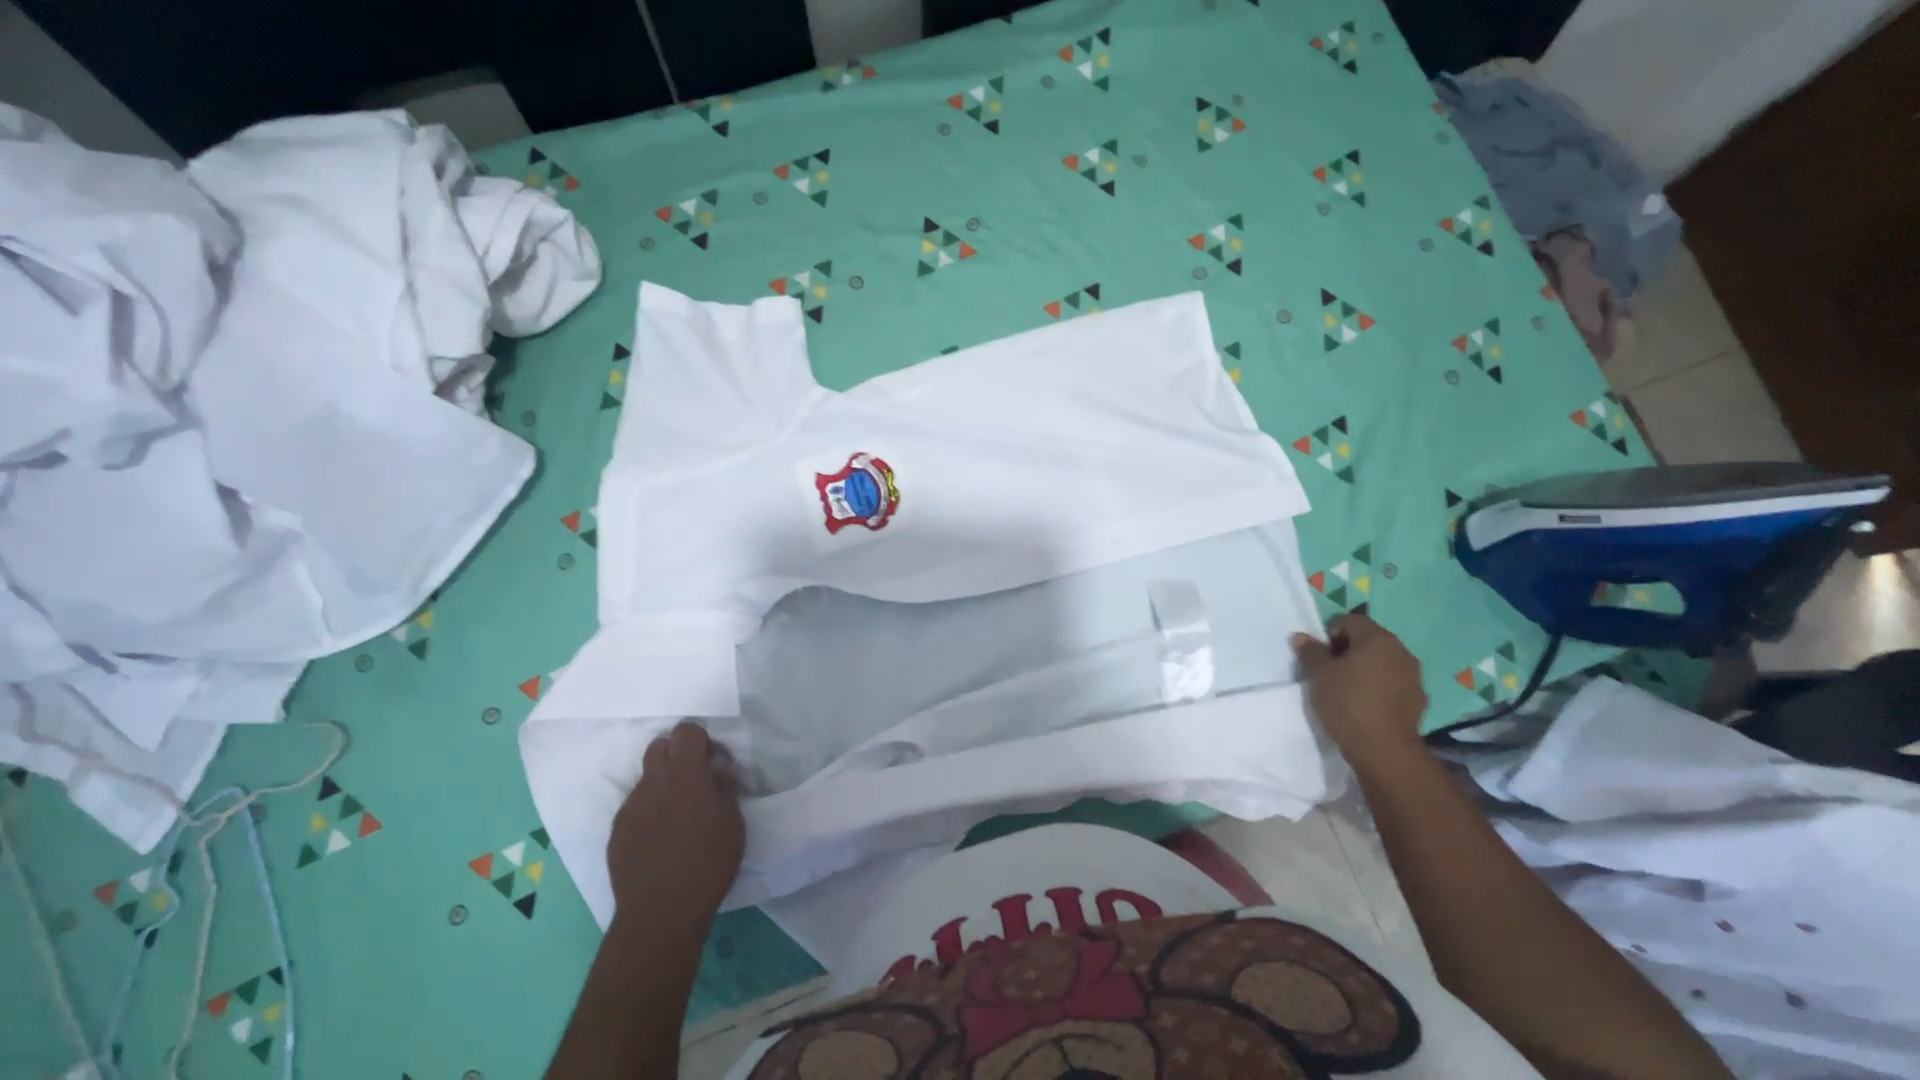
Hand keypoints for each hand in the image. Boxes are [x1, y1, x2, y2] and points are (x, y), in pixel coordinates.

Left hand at [606, 721, 743, 927]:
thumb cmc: (708, 863)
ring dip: (662, 786)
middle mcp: (653, 783)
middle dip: (676, 755)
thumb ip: (726, 790)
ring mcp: (631, 806)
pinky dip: (649, 813)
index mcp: (685, 775)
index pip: (686, 732)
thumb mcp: (733, 825)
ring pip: (646, 779)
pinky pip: (635, 808)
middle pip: (658, 746)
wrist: (661, 910)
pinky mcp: (617, 831)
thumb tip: (721, 769)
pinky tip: (661, 841)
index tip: (712, 761)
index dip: (700, 740)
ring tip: (678, 816)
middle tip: (694, 781)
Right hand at [1290, 614, 1427, 765]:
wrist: (1383, 749)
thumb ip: (1311, 652)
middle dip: (1349, 650)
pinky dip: (1380, 687)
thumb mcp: (1319, 676)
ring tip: (1348, 689)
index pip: (1351, 621)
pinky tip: (1367, 705)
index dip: (1330, 633)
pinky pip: (1394, 683)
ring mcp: (1414, 676)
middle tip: (1330, 671)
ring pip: (1384, 662)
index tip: (1320, 655)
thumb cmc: (1347, 703)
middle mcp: (1401, 651)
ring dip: (1366, 668)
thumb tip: (1300, 637)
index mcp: (1378, 639)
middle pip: (1370, 639)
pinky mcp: (1418, 699)